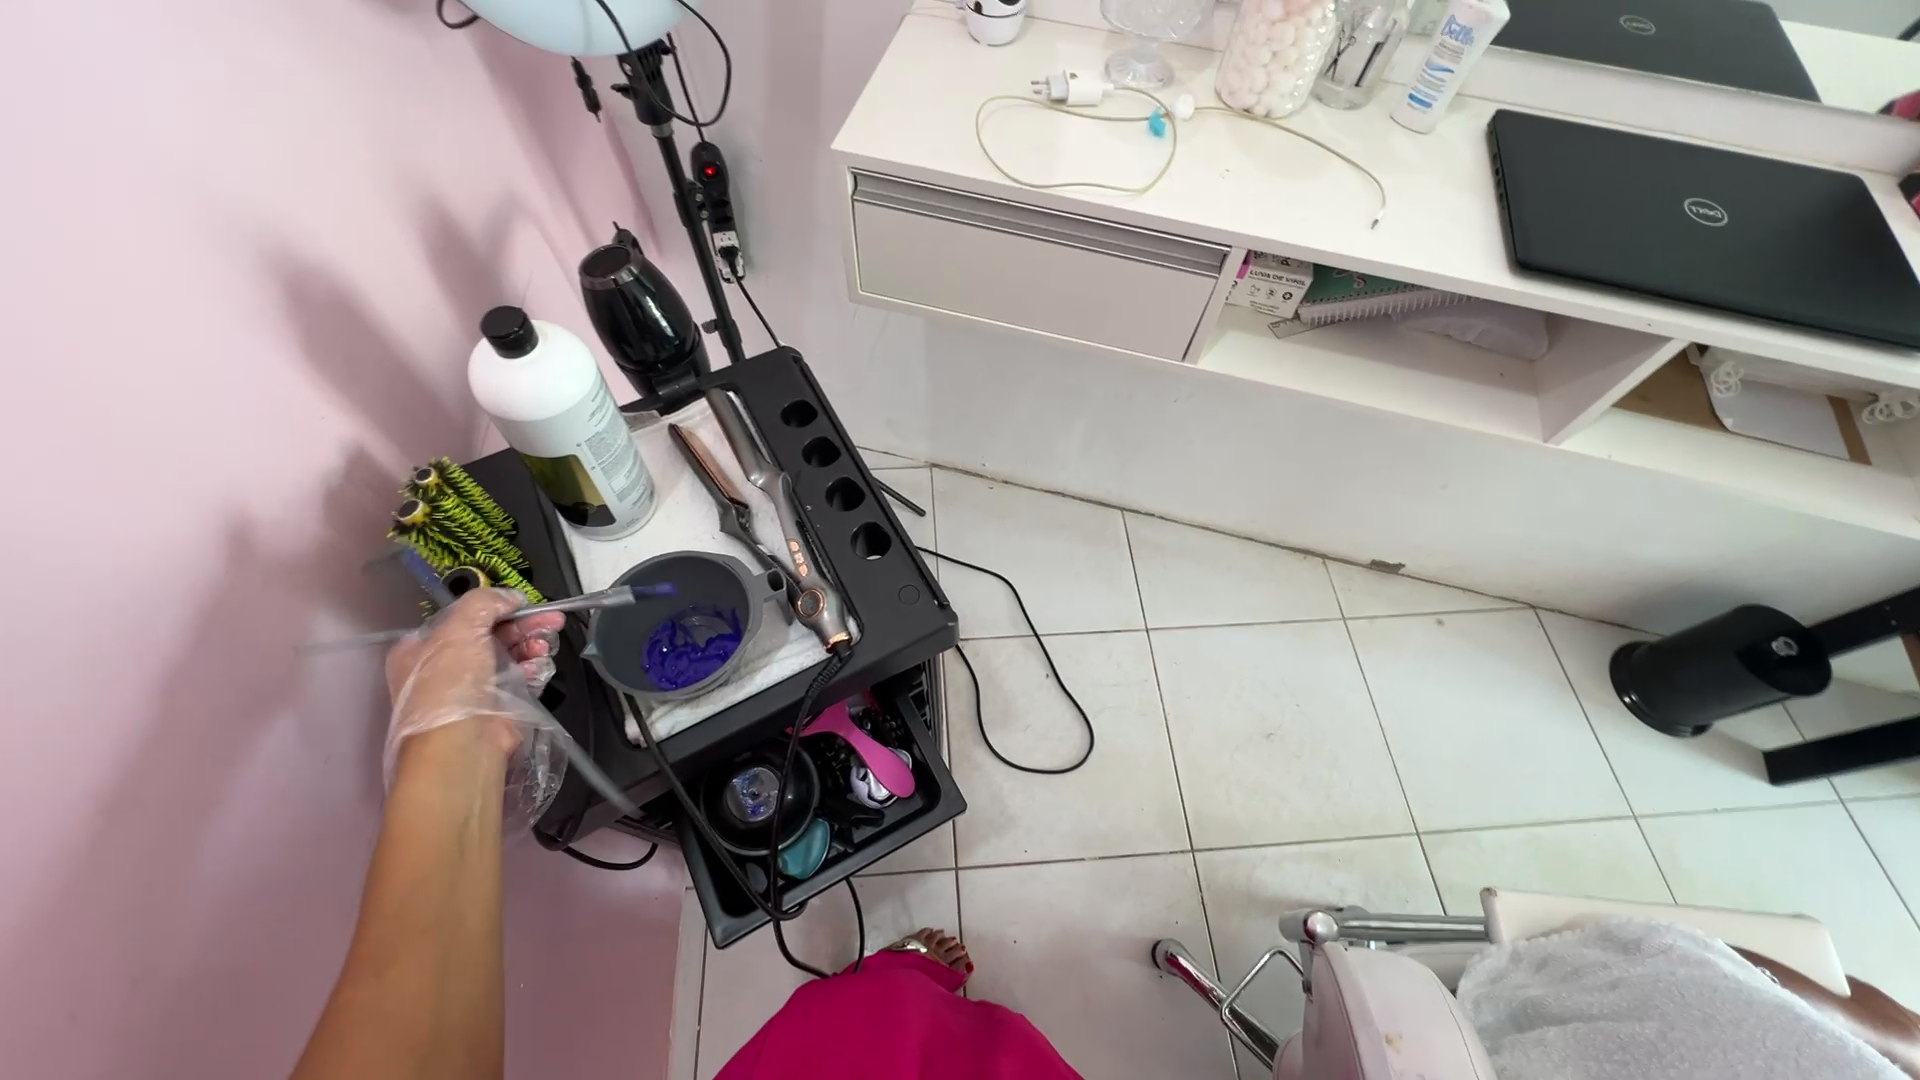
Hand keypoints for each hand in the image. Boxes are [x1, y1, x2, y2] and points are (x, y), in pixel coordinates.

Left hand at [383, 589, 567, 778]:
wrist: (462, 742)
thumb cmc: (451, 682)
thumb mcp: (459, 629)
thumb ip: (485, 602)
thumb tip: (512, 596)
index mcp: (424, 647)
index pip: (466, 617)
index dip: (496, 608)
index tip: (524, 603)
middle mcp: (447, 666)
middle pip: (494, 634)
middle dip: (524, 625)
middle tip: (553, 619)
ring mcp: (474, 687)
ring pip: (511, 655)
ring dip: (532, 645)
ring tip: (545, 646)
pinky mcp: (499, 704)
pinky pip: (522, 677)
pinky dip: (534, 668)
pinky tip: (541, 665)